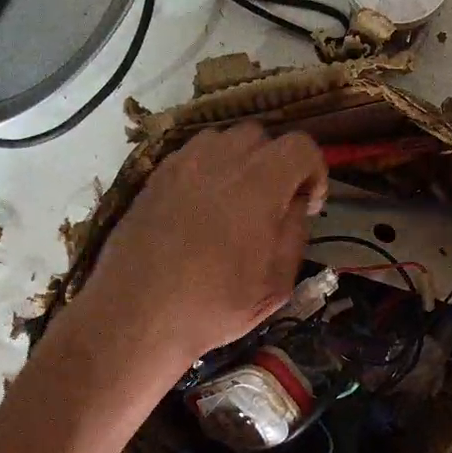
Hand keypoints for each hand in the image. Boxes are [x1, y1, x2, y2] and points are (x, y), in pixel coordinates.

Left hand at [74, 122, 326, 362]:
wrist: (137, 315)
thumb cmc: (214, 306)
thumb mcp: (276, 284)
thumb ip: (295, 233)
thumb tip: (295, 204)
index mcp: (259, 182)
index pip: (301, 146)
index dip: (314, 172)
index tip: (309, 206)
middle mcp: (220, 160)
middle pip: (261, 137)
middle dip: (276, 164)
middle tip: (273, 205)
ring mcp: (182, 165)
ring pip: (223, 141)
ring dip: (240, 164)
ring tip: (236, 204)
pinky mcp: (154, 178)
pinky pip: (191, 158)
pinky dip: (207, 172)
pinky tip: (203, 210)